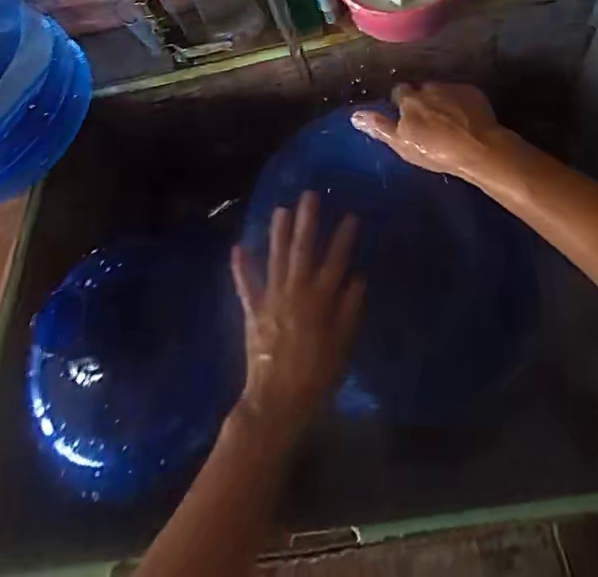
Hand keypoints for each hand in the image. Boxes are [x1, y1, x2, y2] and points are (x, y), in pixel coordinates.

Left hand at [229, 191, 364, 440]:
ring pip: (275, 258)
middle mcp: (294, 292)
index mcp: (319, 300)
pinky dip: (240, 266)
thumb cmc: (317, 376)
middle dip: (307, 222)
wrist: (277, 400)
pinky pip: (245, 285)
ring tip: (280, 208)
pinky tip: (238, 246)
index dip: (343, 238)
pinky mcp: (253, 311)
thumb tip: (359, 277)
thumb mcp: (342, 345)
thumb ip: (349, 309)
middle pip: (302, 250)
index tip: (350, 215)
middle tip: (309, 196)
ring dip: (278, 233)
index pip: (335, 261)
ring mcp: (271, 299)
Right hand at [351, 82, 512, 178]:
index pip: (398, 92)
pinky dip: (460, 103)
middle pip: (420, 90)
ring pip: (441, 91)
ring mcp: (452, 88)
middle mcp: (429, 87)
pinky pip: (461, 95)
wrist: (479, 149)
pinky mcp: (473, 92)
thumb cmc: (435, 151)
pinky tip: (464, 120)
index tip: (406, 118)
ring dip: (441, 101)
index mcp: (409, 99)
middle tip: (427, 123)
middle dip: (422, 101)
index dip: (401, 104)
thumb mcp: (402, 144)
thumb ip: (379, 127)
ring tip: (447, 123)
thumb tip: (355, 115)